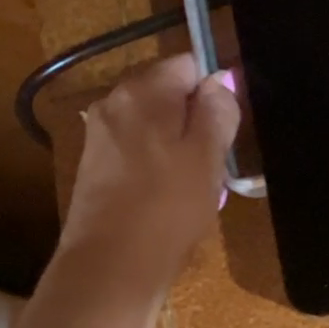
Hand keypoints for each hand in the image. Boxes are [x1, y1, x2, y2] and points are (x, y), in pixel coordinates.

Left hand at [56, 54, 238, 302]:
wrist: (113, 262)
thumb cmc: (169, 206)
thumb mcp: (208, 157)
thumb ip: (217, 112)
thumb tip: (221, 80)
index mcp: (143, 92)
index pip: (187, 65)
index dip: (216, 87)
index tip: (232, 123)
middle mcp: (114, 102)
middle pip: (168, 93)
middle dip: (197, 117)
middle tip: (220, 157)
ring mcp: (100, 134)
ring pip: (154, 123)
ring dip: (180, 143)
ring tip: (200, 181)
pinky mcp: (96, 164)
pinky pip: (139, 148)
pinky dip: (160, 162)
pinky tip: (174, 194)